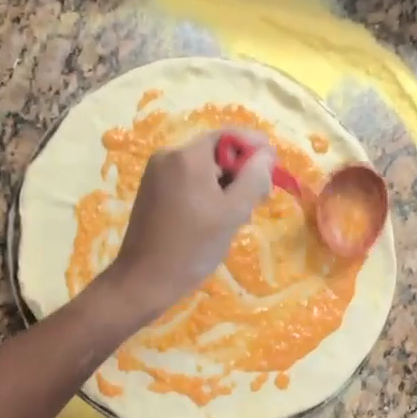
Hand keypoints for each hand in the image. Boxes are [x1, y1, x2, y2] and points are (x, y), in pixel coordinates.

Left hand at [99, 131, 273, 318]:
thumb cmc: (191, 247)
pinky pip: (187, 182)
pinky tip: (213, 220)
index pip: (229, 135)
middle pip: (216, 152)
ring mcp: (156, 175)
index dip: (255, 148)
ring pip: (203, 169)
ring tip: (235, 218)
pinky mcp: (151, 192)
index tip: (273, 172)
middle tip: (256, 203)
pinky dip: (206, 194)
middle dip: (240, 173)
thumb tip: (266, 153)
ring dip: (225, 186)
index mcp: (187, 156)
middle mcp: (167, 156)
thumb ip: (254, 177)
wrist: (143, 281)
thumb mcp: (232, 212)